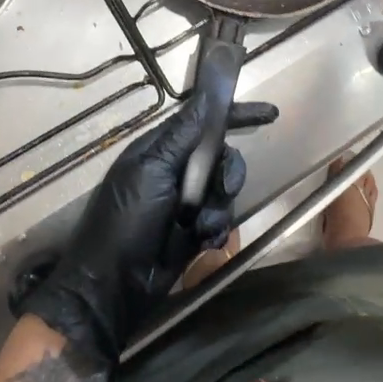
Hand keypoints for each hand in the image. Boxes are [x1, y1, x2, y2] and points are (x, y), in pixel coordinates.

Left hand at [18, 96, 277, 360]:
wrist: (113, 287)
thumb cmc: (126, 220)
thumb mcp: (153, 170)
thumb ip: (183, 134)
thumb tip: (206, 94)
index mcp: (161, 149)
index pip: (203, 121)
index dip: (235, 114)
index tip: (270, 113)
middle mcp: (175, 171)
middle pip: (222, 157)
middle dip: (228, 173)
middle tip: (222, 188)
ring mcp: (185, 203)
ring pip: (224, 191)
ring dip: (218, 209)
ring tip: (200, 227)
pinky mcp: (194, 231)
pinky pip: (221, 220)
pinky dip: (216, 230)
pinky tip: (204, 242)